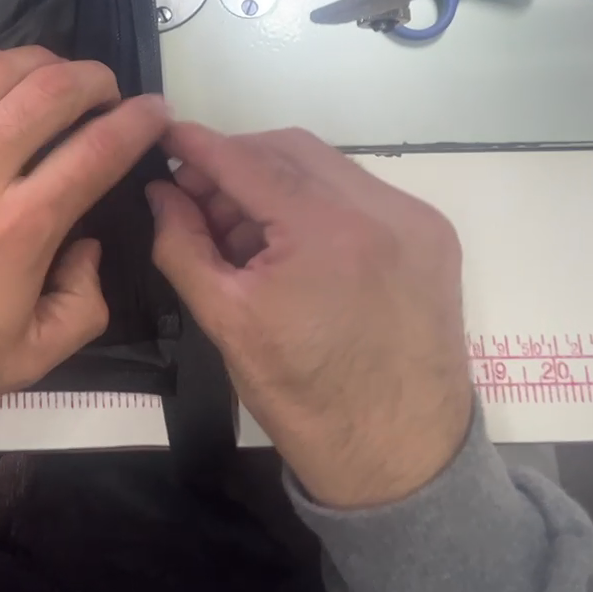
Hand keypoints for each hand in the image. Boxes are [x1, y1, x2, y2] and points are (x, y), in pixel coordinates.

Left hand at [0, 48, 168, 422]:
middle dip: (94, 77)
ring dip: (39, 60)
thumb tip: (89, 240)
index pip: (97, 150)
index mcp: (20, 227)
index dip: (138, 121)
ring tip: (54, 73)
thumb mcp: (28, 359)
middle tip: (106, 87)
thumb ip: (84, 303)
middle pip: (50, 90)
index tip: (154, 111)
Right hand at [147, 123, 471, 507]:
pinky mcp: (432, 236)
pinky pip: (354, 191)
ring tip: (239, 230)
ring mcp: (416, 220)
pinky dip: (309, 200)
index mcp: (328, 231)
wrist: (399, 458)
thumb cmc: (301, 393)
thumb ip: (180, 242)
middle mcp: (383, 209)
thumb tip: (160, 190)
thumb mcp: (222, 317)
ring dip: (270, 181)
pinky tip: (285, 241)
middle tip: (194, 198)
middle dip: (233, 163)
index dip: (199, 144)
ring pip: (323, 165)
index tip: (162, 133)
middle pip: (287, 150)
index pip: (247, 161)